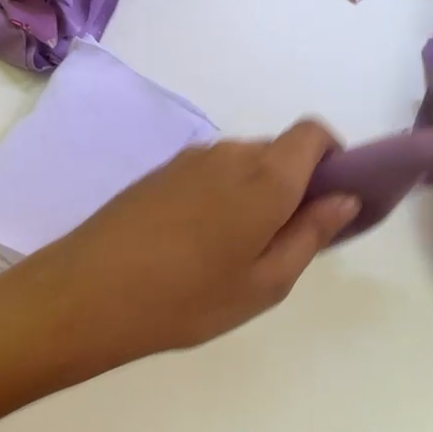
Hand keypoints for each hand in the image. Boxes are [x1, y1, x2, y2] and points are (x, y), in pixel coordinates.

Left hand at [12, 122, 360, 367]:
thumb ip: (311, 234)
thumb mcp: (265, 283)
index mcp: (265, 175)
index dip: (332, 158)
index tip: (330, 201)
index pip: (313, 133)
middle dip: (293, 185)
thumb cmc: (188, 298)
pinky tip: (195, 246)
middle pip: (278, 151)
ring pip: (241, 164)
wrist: (88, 293)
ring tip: (233, 254)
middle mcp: (229, 153)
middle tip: (281, 243)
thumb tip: (344, 198)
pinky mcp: (158, 173)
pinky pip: (208, 174)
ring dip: (253, 194)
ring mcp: (188, 160)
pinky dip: (220, 197)